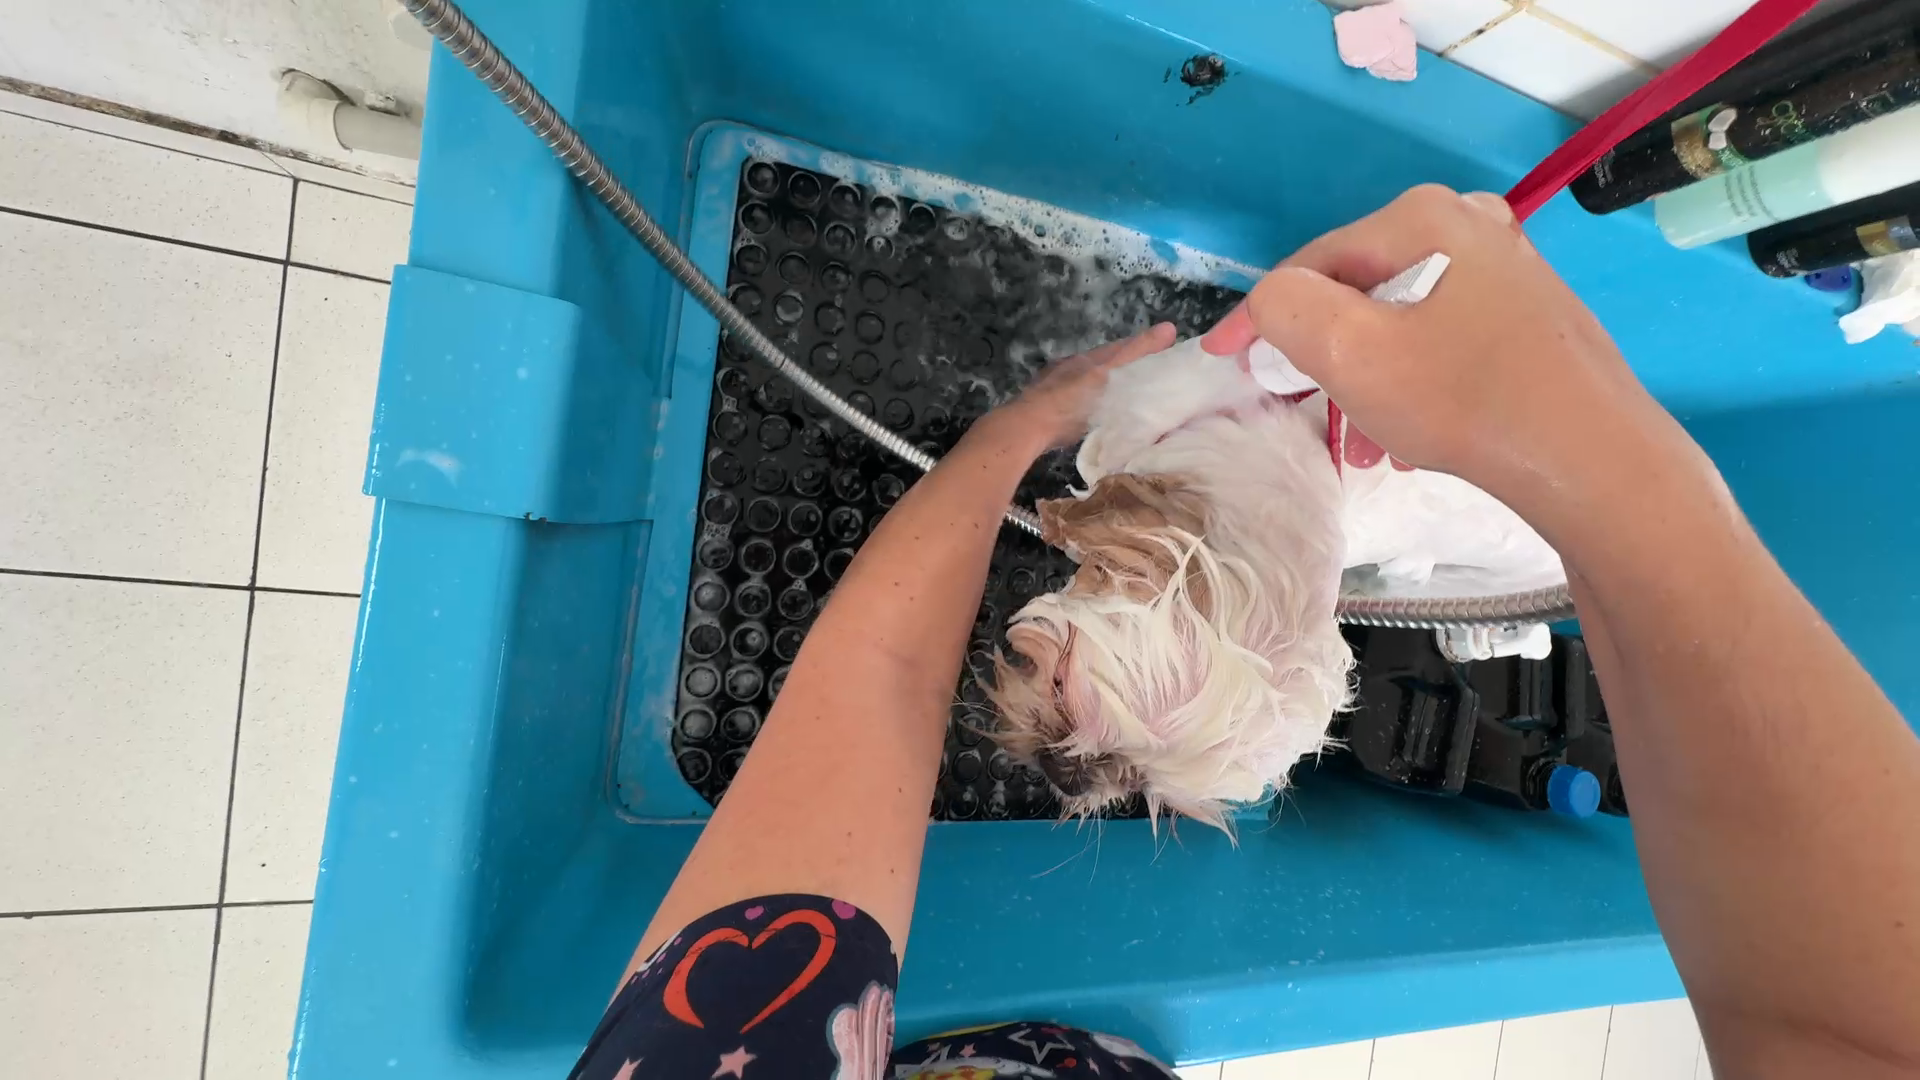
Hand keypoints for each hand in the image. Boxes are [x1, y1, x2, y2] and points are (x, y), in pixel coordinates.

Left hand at [978, 323, 1177, 450]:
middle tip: (1143, 376)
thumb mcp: (1106, 374)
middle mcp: (1067, 370)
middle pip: (1098, 366)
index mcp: (1084, 359)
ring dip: (1101, 388)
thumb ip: (1135, 353)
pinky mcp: (1044, 413)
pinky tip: (1090, 416)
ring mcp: (1052, 391)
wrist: (1026, 428)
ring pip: (1084, 385)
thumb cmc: (1069, 401)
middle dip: (1119, 368)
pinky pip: (1072, 404)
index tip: (1159, 352)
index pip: (1116, 349)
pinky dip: (1086, 405)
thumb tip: (1169, 327)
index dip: (1138, 348)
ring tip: (1120, 397)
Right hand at [1200, 185, 1708, 529]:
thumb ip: (1282, 307)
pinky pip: (1430, 336)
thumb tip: (1268, 303)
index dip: (1255, 320)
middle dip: (1318, 359)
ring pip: (1389, 321)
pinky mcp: (1521, 306)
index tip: (1221, 362)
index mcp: (1418, 219)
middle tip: (1304, 411)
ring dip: (1358, 381)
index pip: (1304, 268)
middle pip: (1348, 294)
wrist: (1588, 455)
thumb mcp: (1346, 350)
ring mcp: (1501, 263)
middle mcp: (1463, 223)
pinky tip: (1404, 430)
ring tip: (1358, 442)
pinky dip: (1402, 380)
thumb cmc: (1457, 399)